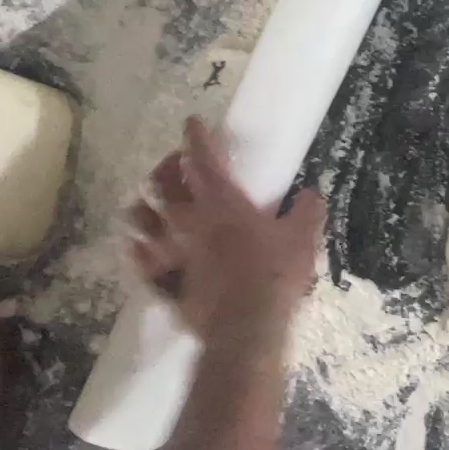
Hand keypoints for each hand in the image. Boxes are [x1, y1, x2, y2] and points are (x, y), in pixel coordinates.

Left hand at [126, 117, 325, 346]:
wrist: (246, 326)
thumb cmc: (276, 275)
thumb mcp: (304, 237)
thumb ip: (306, 210)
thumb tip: (309, 194)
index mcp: (223, 203)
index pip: (202, 159)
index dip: (196, 137)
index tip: (192, 123)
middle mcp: (188, 220)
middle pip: (161, 183)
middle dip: (167, 166)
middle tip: (178, 162)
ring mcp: (169, 251)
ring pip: (138, 218)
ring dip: (143, 205)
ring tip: (151, 202)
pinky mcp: (161, 280)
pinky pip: (139, 259)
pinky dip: (138, 248)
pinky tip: (142, 247)